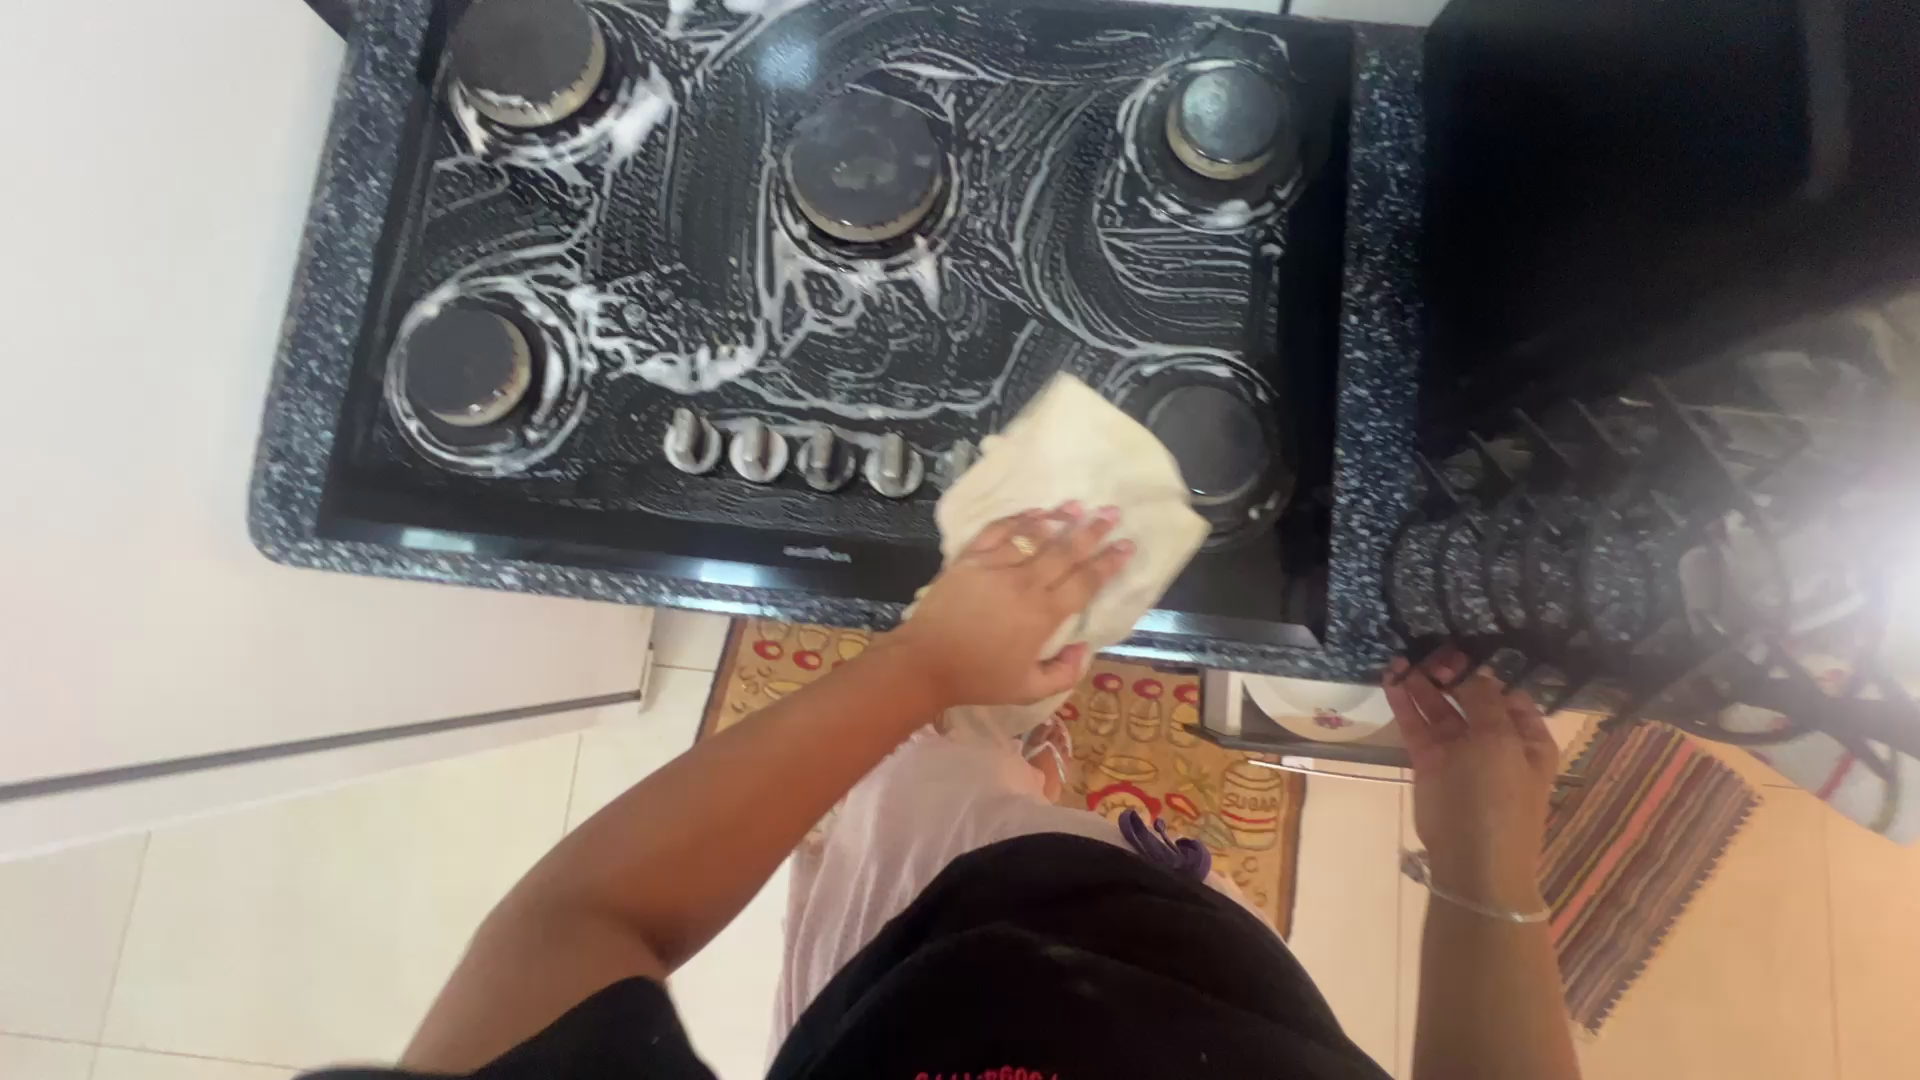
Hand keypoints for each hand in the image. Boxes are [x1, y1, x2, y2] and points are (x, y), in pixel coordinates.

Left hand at [886, 502, 1132, 708]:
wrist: (924, 663)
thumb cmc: (978, 678)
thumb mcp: (1028, 690)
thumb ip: (1064, 672)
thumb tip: (1084, 648)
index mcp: (1043, 615)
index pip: (1085, 582)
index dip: (1109, 562)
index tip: (1127, 545)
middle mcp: (1024, 584)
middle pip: (1065, 550)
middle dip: (1092, 530)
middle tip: (1112, 512)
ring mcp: (994, 567)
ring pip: (1033, 535)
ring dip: (1058, 518)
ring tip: (1077, 506)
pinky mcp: (969, 559)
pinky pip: (998, 531)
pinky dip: (1017, 519)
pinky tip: (1032, 512)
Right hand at [1383, 648, 1557, 911]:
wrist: (1473, 856)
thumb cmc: (1498, 797)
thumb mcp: (1500, 743)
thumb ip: (1485, 702)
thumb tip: (1477, 671)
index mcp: (1526, 738)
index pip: (1507, 694)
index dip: (1485, 672)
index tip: (1460, 652)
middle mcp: (1493, 740)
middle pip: (1469, 697)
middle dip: (1449, 674)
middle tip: (1427, 654)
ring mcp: (1458, 751)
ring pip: (1438, 708)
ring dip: (1422, 685)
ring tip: (1402, 660)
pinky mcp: (1429, 760)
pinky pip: (1416, 725)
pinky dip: (1404, 703)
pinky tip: (1391, 681)